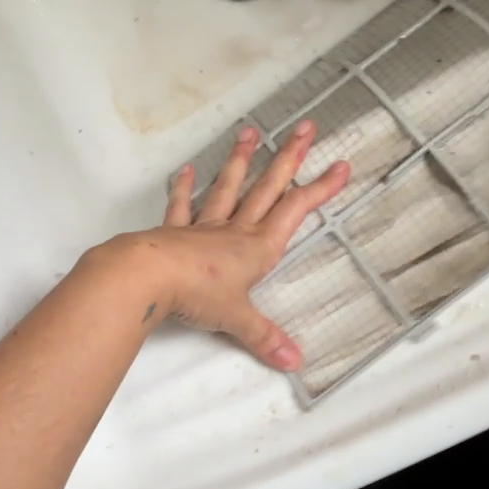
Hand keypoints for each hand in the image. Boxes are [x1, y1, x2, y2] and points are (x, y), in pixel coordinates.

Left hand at [99, 121, 348, 370]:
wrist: (148, 276)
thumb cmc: (197, 293)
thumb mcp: (237, 320)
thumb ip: (265, 337)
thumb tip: (294, 360)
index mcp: (257, 247)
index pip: (296, 211)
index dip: (320, 189)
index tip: (340, 165)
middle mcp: (234, 230)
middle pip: (267, 187)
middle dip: (289, 157)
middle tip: (305, 128)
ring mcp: (204, 226)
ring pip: (228, 187)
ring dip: (241, 160)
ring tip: (251, 133)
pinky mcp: (175, 230)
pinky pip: (182, 205)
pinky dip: (185, 188)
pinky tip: (187, 171)